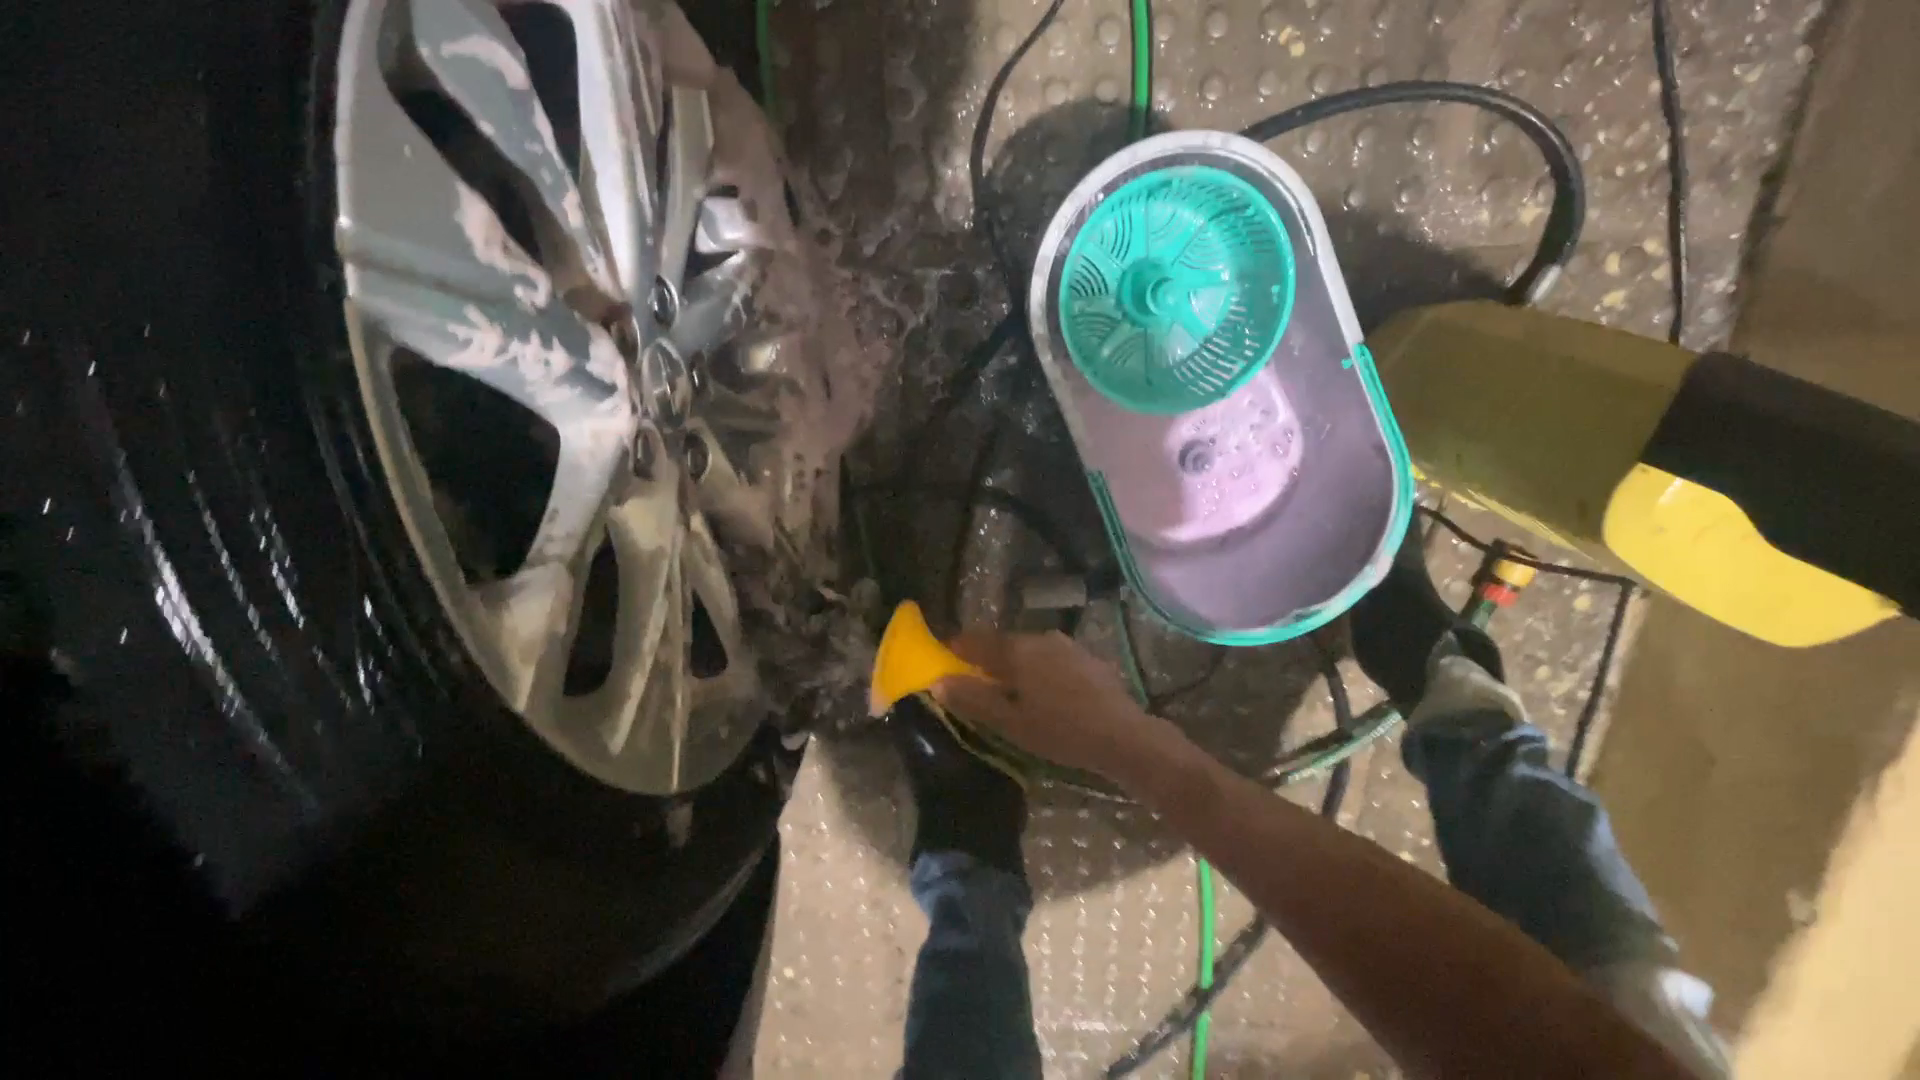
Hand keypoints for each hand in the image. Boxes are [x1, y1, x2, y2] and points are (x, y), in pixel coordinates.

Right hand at [931, 629, 1173, 780]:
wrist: (1124, 736)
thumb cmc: (1059, 731)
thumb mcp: (1009, 722)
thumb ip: (972, 699)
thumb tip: (937, 681)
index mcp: (1016, 649)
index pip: (974, 640)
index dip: (955, 649)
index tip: (942, 660)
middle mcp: (1040, 638)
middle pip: (1003, 644)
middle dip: (986, 660)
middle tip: (975, 684)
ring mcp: (1067, 646)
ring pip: (1029, 651)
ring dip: (1015, 666)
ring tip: (1010, 693)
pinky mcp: (1087, 659)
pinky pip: (1051, 659)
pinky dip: (1039, 672)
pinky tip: (1045, 695)